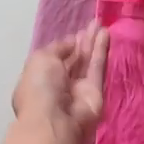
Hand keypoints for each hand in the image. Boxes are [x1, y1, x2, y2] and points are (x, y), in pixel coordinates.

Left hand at [11, 21, 109, 143]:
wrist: (56, 119)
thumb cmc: (40, 87)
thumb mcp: (41, 59)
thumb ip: (58, 47)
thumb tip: (72, 42)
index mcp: (38, 79)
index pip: (53, 59)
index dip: (65, 45)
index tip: (76, 33)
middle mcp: (58, 84)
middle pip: (72, 60)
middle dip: (81, 42)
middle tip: (92, 24)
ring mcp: (77, 89)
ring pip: (87, 62)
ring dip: (93, 44)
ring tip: (100, 24)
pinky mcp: (95, 92)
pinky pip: (98, 68)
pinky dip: (101, 51)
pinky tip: (105, 35)